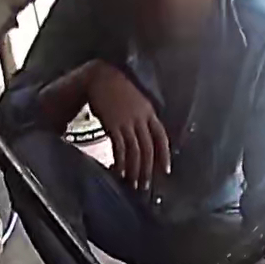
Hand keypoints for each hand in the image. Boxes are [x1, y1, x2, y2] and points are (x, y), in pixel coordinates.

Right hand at [85, 61, 170, 189]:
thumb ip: (143, 120)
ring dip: (134, 171)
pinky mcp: (113, 125)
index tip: (165, 172)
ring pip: (135, 151)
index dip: (164, 155)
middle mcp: (140, 117)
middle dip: (147, 170)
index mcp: (149, 112)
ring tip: (133, 184)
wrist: (98, 77)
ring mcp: (127, 121)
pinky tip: (119, 172)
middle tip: (145, 186)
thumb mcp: (136, 103)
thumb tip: (146, 142)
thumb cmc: (117, 92)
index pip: (161, 137)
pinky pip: (119, 149)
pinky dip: (120, 163)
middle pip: (148, 148)